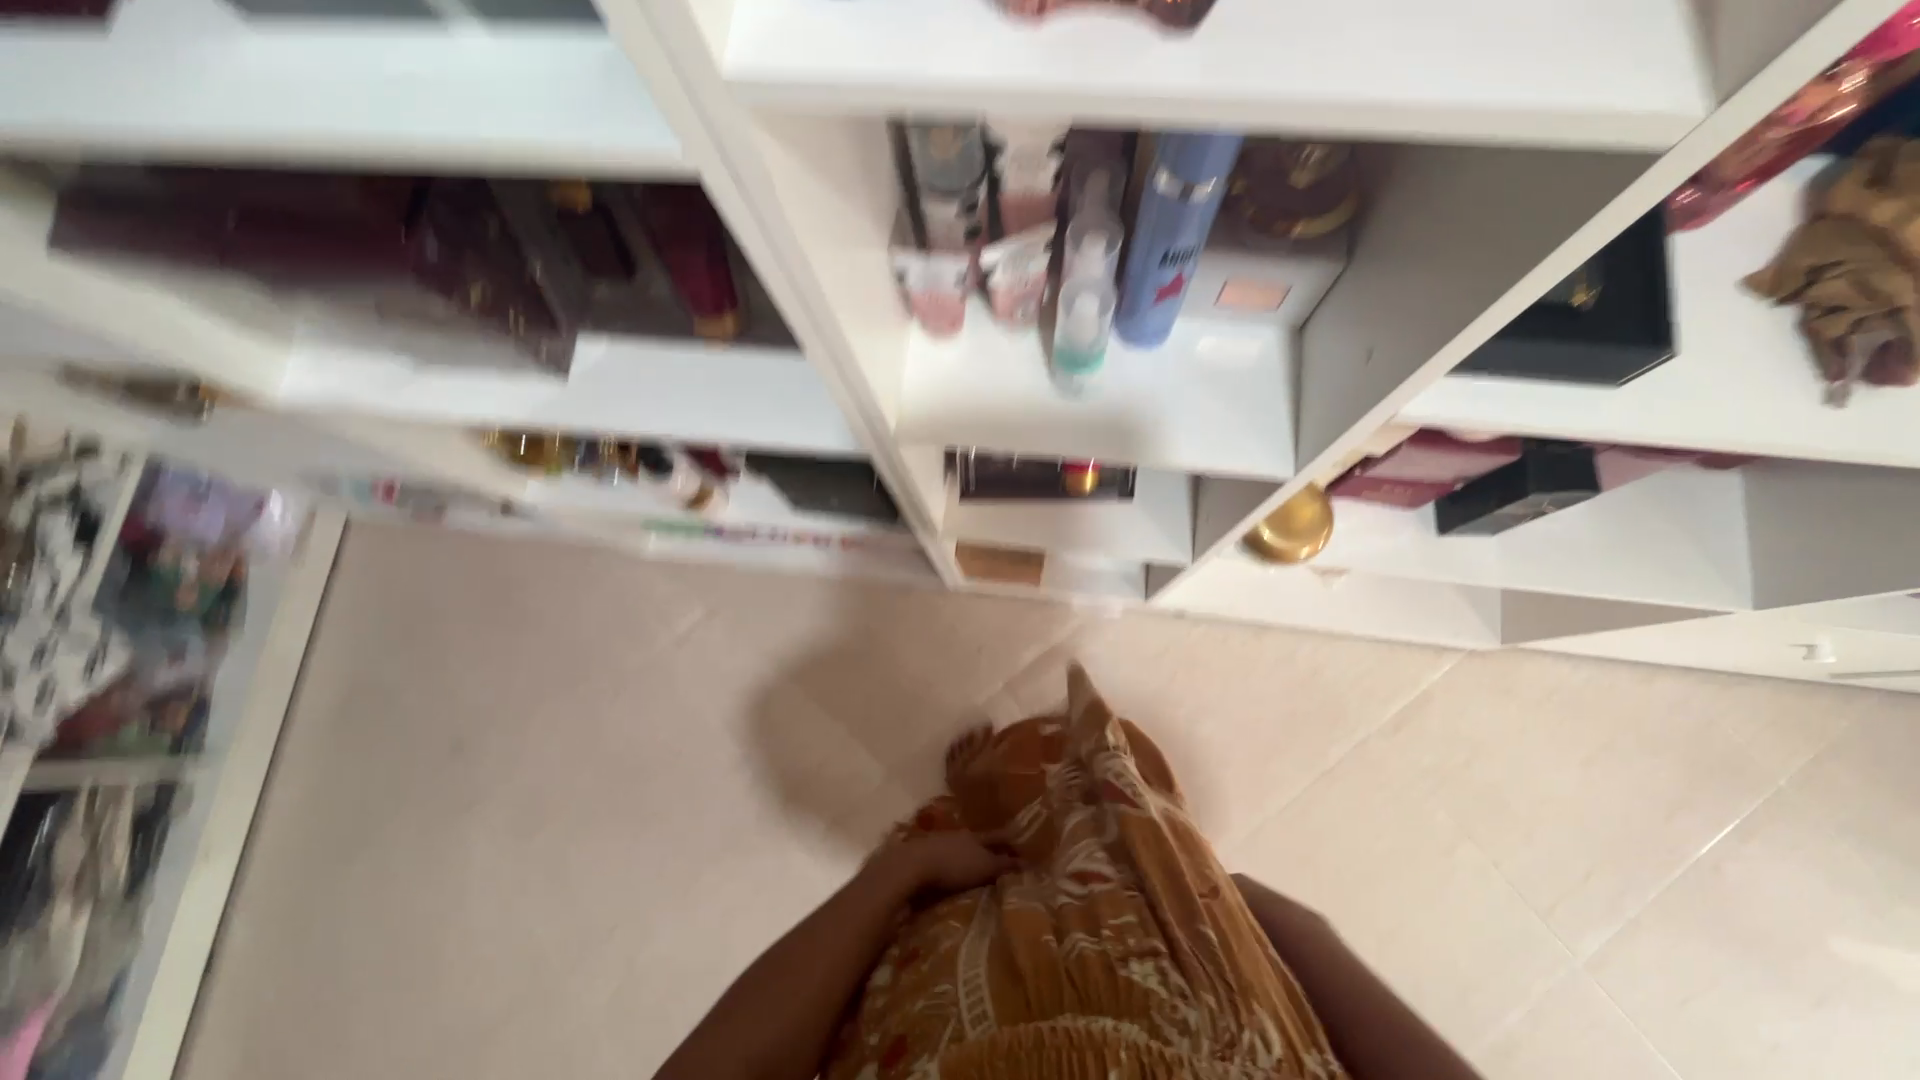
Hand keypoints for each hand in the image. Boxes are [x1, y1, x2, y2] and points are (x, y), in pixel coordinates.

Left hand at [872, 832, 1014, 899]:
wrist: (911, 866)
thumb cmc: (953, 865)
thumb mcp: (984, 867)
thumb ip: (1004, 865)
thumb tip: (1027, 862)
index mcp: (975, 836)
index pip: (998, 837)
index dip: (1010, 841)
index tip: (1022, 845)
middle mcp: (958, 836)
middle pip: (978, 842)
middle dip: (989, 849)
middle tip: (1002, 857)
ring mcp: (938, 845)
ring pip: (960, 850)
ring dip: (969, 859)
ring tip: (978, 870)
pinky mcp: (923, 859)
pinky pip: (944, 861)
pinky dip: (952, 867)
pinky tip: (953, 876)